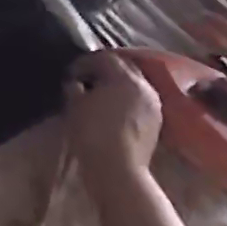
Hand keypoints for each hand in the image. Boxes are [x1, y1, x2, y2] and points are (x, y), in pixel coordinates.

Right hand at [62, 50, 162, 173]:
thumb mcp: (75, 105)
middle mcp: (145, 86)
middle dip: (104, 70)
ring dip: (117, 85)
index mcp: (124, 78)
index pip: (104, 58)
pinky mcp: (156, 121)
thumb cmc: (92, 132)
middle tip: (85, 79)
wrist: (117, 168)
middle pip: (124, 68)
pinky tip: (112, 110)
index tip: (70, 73)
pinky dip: (126, 99)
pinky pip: (140, 100)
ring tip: (98, 95)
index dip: (85, 62)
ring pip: (135, 84)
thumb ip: (74, 87)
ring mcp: (154, 104)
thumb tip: (75, 82)